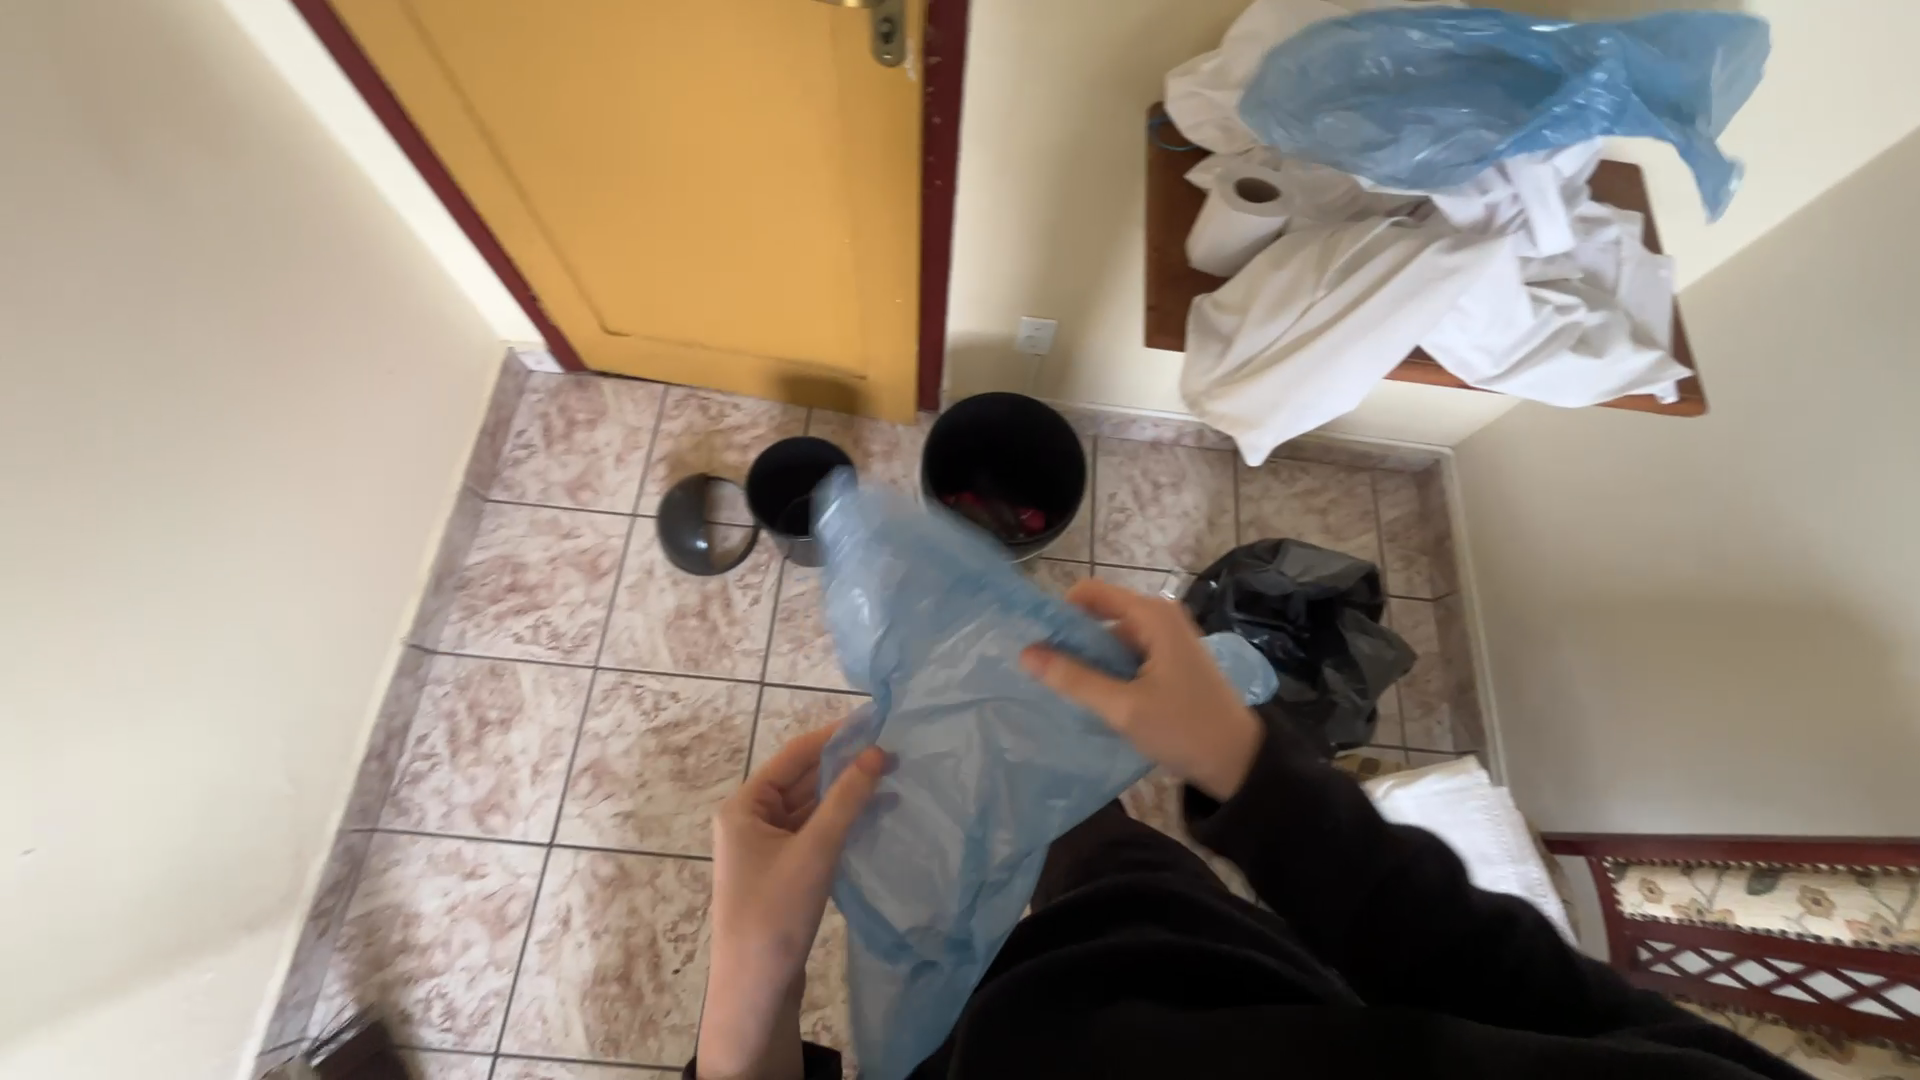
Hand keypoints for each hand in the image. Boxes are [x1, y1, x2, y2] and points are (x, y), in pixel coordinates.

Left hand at [698, 726, 886, 1079]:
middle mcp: (752, 818)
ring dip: (847, 792)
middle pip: (804, 778)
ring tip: (891, 774)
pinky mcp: (784, 868)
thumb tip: (878, 751)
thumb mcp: (816, 850)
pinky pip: (815, 829)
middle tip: (892, 748)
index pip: (794, 755)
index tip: (874, 721)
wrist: (755, 992)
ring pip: (812, 805)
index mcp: (745, 805)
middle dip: (845, 764)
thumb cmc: (775, 912)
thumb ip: (847, 798)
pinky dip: (842, 818)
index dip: (834, 735)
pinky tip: (875, 811)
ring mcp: (767, 845)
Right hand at [1021, 578, 1262, 800]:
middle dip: (1072, 640)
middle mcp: (1160, 615)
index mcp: (1151, 614)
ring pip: (1111, 637)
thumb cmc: (1185, 729)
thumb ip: (1074, 678)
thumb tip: (1026, 653)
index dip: (1060, 613)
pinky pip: (1127, 653)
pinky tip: (1097, 696)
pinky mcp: (1170, 659)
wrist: (1241, 763)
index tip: (1038, 644)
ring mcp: (1167, 637)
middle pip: (1099, 614)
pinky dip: (1109, 669)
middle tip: (1048, 675)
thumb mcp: (1123, 707)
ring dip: (1090, 659)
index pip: (1089, 592)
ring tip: (1068, 690)